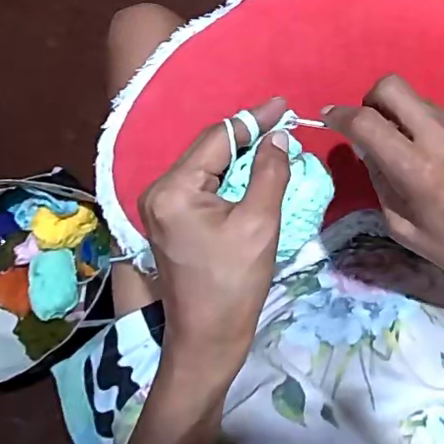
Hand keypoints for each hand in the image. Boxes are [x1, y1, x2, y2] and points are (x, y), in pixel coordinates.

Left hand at [140, 97, 290, 382]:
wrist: (207, 338)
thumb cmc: (234, 283)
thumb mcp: (259, 223)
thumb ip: (269, 172)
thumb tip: (277, 137)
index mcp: (174, 189)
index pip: (218, 138)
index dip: (253, 119)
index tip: (284, 105)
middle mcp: (159, 191)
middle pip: (209, 148)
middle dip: (247, 134)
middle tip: (283, 122)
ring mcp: (162, 207)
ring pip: (208, 165)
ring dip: (240, 154)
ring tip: (274, 140)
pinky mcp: (171, 221)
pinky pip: (205, 184)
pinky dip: (231, 175)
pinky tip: (254, 169)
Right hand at [322, 76, 443, 305]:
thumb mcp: (404, 229)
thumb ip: (379, 182)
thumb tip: (367, 150)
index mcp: (419, 171)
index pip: (367, 123)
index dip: (340, 116)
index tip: (330, 118)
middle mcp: (443, 138)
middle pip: (392, 86)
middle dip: (371, 100)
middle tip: (372, 126)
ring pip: (418, 99)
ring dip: (403, 117)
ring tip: (412, 150)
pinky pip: (443, 114)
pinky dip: (431, 128)